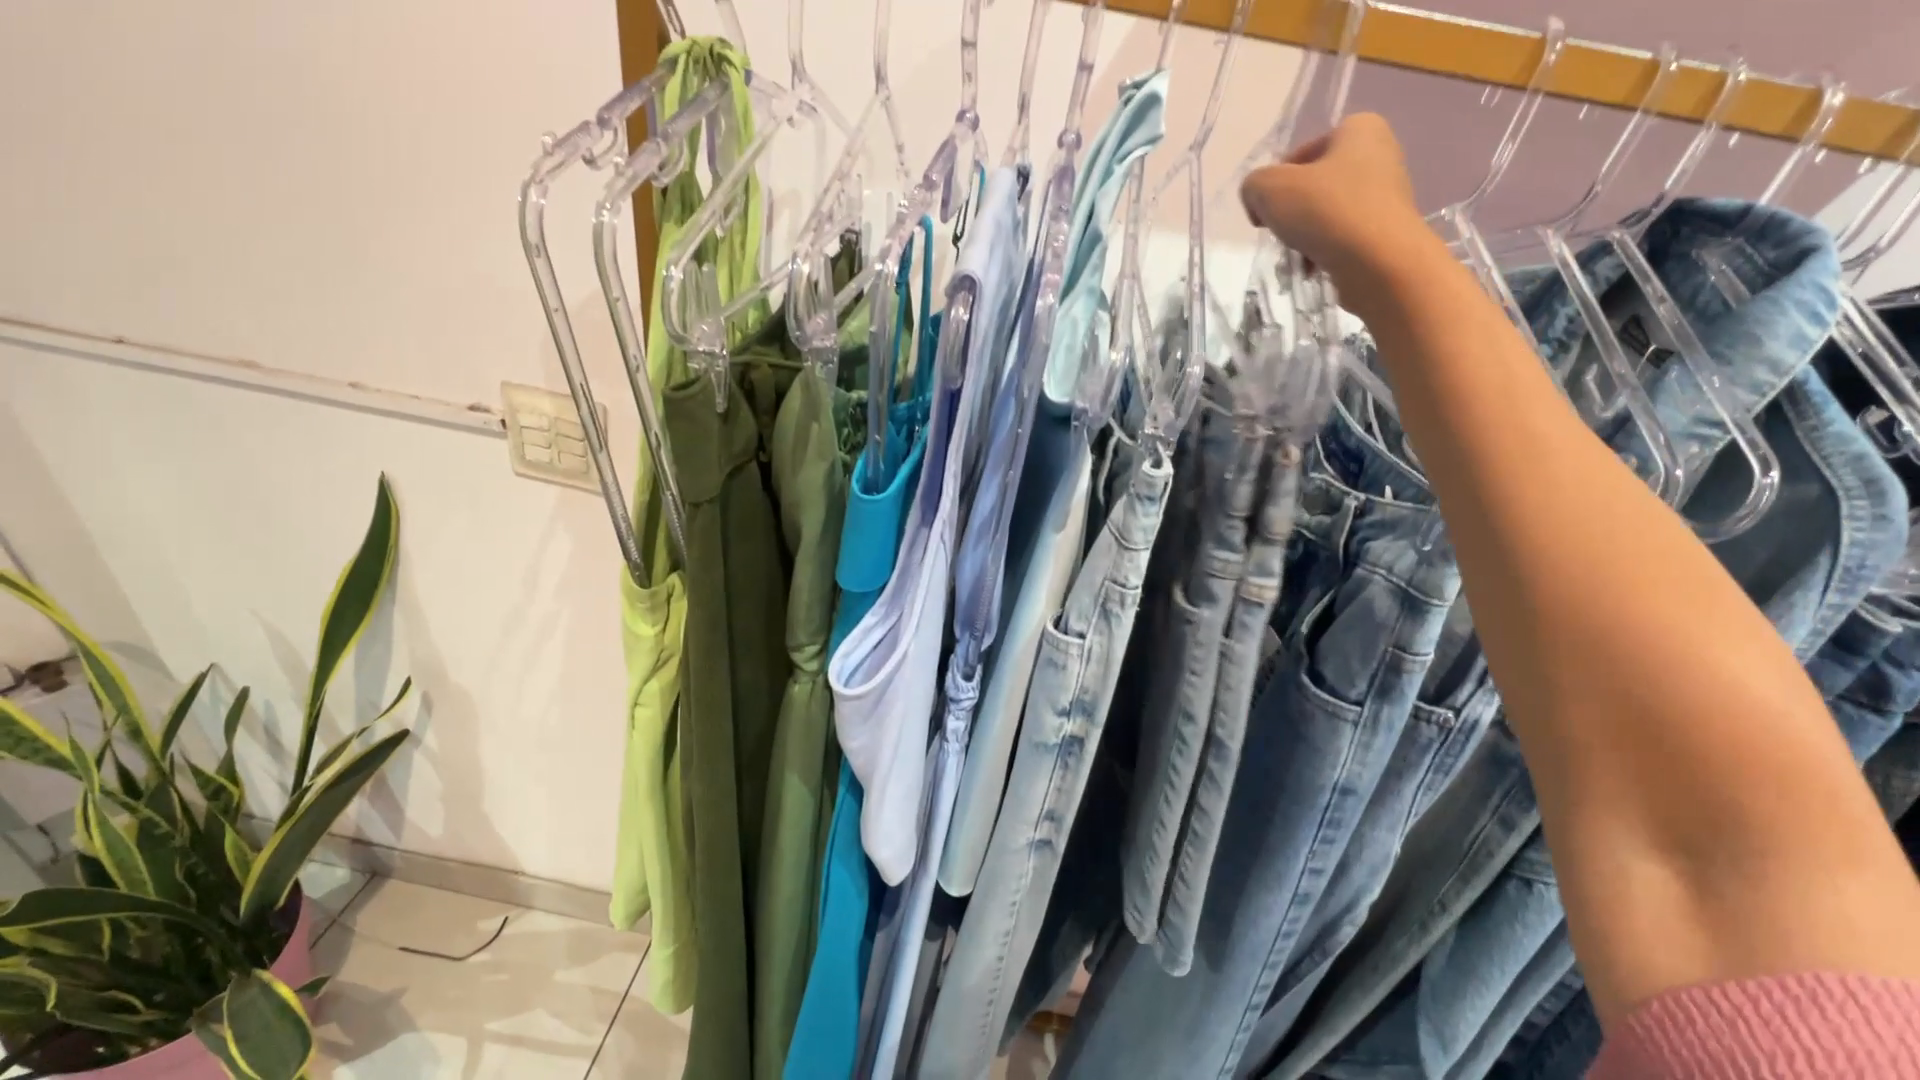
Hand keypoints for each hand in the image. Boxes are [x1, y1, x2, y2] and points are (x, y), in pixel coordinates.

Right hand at [1239, 114, 1440, 310]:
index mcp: (1359, 129)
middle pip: (1314, 185)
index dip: (1275, 183)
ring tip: (1298, 255)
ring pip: (1327, 214)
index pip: (1300, 154)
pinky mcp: (1389, 232)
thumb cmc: (1326, 211)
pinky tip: (1316, 269)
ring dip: (1305, 236)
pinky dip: (1325, 252)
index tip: (1266, 210)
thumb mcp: (1268, 188)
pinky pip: (1345, 238)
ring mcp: (1388, 196)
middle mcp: (1381, 155)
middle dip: (1292, 211)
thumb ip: (1253, 185)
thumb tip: (1259, 202)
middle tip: (1282, 232)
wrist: (1380, 264)